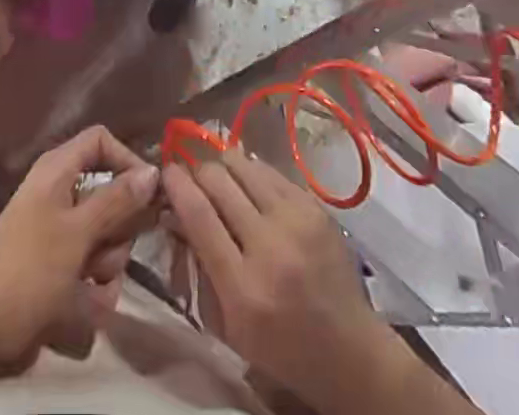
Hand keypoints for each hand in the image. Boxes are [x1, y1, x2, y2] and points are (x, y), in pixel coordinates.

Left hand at [0, 127, 161, 366]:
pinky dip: (92, 294)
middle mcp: (61, 196)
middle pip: (114, 199)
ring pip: (110, 243)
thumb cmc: (26, 271)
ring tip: (81, 285)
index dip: (127, 161)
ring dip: (105, 269)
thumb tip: (153, 170)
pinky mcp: (62, 271)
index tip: (152, 195)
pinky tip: (76, 310)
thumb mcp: (76, 233)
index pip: (100, 142)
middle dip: (117, 233)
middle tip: (99, 253)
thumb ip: (116, 201)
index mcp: (56, 172)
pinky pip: (96, 275)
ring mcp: (62, 236)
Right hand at [163, 149, 393, 405]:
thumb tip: (171, 210)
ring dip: (222, 168)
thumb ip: (195, 263)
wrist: (354, 354)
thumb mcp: (224, 320)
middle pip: (217, 179)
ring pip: (242, 164)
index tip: (164, 172)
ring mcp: (299, 224)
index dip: (175, 183)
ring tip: (219, 182)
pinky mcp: (318, 210)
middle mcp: (272, 247)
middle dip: (195, 172)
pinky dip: (250, 174)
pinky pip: (269, 172)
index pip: (197, 212)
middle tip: (190, 180)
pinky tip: (248, 189)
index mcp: (243, 285)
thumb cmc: (279, 346)